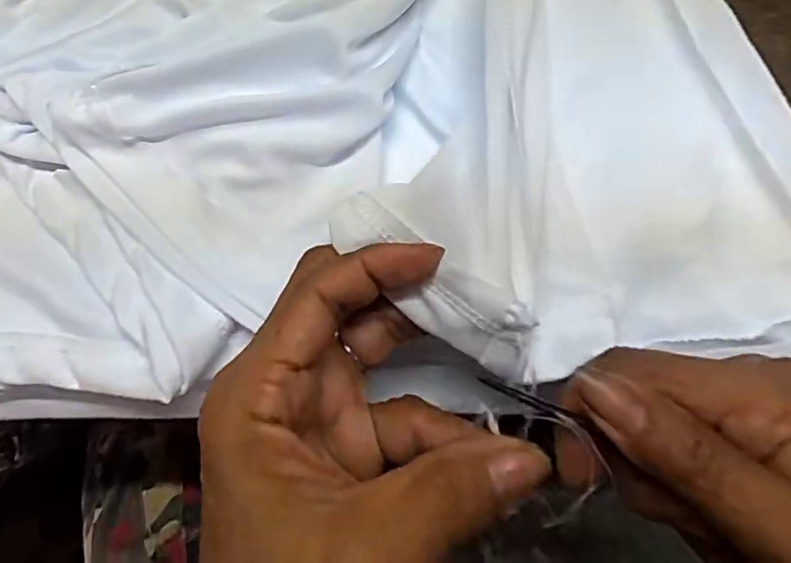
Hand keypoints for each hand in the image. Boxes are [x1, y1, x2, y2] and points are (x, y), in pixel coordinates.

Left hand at [198, 244, 551, 562]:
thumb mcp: (368, 546)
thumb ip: (450, 493)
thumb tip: (532, 457)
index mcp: (258, 390)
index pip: (314, 293)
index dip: (373, 263)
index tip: (434, 256)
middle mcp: (282, 390)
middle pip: (340, 309)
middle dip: (400, 296)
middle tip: (460, 286)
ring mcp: (316, 422)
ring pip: (375, 362)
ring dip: (433, 365)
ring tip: (490, 353)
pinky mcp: (345, 457)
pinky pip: (401, 423)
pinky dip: (444, 436)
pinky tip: (491, 458)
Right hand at [559, 349, 790, 562]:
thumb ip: (699, 461)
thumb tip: (595, 387)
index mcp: (776, 386)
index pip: (647, 371)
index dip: (595, 411)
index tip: (568, 474)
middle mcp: (764, 390)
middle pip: (652, 401)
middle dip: (647, 467)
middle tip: (694, 535)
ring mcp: (767, 428)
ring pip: (666, 442)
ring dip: (674, 498)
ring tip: (730, 548)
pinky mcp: (766, 465)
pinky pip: (696, 471)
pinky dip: (697, 513)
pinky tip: (735, 545)